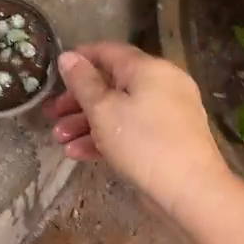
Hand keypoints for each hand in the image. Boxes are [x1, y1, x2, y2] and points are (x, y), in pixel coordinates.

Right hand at [48, 42, 227, 207]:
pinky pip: (132, 128)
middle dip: (77, 100)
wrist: (190, 191)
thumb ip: (82, 82)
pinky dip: (107, 137)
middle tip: (52, 114)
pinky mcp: (168, 138)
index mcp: (148, 69)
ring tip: (60, 140)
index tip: (54, 72)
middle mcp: (162, 84)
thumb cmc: (142, 143)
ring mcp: (167, 112)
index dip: (79, 59)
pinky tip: (79, 153)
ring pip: (119, 109)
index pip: (108, 51)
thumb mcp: (103, 110)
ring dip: (86, 123)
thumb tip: (67, 56)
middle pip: (111, 84)